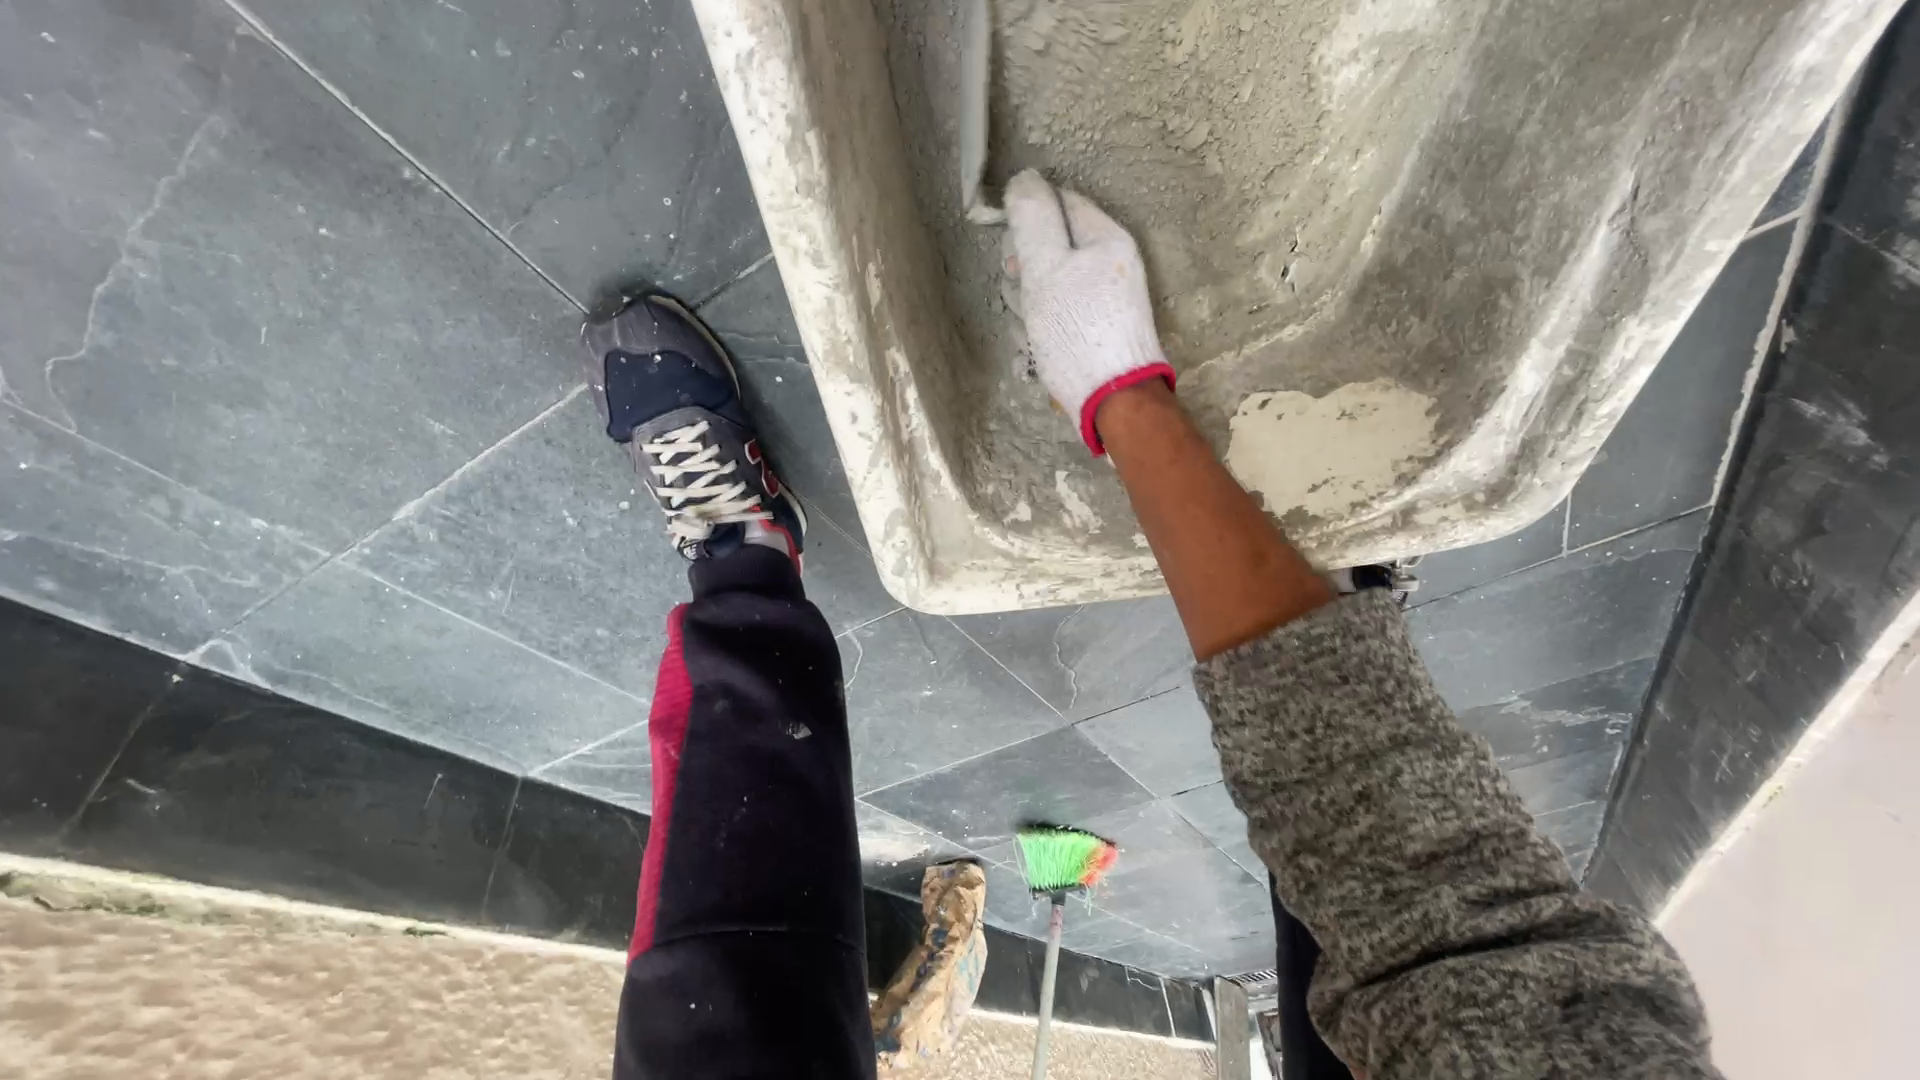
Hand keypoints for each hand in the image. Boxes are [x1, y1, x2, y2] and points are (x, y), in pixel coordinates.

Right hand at [1003, 169, 1174, 454]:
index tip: (1011, 251)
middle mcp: (1113, 264)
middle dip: (1028, 270)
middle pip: (1054, 246)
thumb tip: (1024, 180)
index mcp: (1107, 238)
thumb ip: (1033, 221)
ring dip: (1032, 306)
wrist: (1113, 400)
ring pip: (1052, 285)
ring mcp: (1107, 300)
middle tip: (1023, 292)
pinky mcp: (1099, 331)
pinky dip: (1045, 329)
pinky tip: (1039, 351)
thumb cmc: (1078, 330)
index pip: (1060, 202)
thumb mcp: (1047, 268)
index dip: (1028, 218)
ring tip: (1033, 330)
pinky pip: (1061, 316)